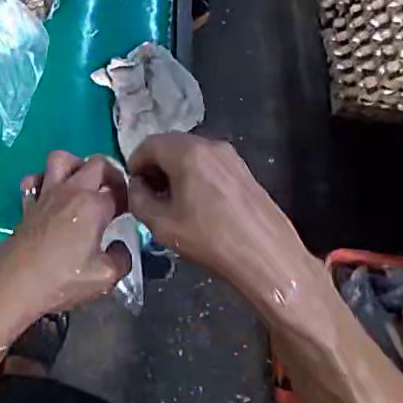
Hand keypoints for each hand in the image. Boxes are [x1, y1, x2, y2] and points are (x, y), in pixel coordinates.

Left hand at [0, 152, 132, 326]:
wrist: (16, 283)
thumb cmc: (62, 280)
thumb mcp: (105, 278)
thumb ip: (121, 259)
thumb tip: (118, 247)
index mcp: (92, 205)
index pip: (119, 191)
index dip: (129, 199)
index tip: (129, 213)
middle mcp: (70, 191)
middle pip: (96, 163)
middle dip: (111, 174)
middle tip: (114, 195)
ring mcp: (46, 193)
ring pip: (62, 158)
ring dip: (77, 166)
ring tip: (84, 186)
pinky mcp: (28, 202)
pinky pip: (36, 178)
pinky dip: (45, 179)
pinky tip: (52, 196)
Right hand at [127, 133, 320, 312]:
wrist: (268, 258)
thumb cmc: (211, 240)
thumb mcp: (160, 224)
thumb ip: (138, 198)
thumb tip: (139, 186)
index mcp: (186, 153)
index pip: (147, 144)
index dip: (134, 164)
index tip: (135, 188)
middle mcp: (209, 145)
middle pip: (169, 144)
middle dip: (154, 165)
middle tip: (151, 194)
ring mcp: (230, 156)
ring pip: (190, 153)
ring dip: (174, 170)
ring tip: (174, 201)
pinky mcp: (243, 170)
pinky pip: (208, 163)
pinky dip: (195, 174)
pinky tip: (198, 204)